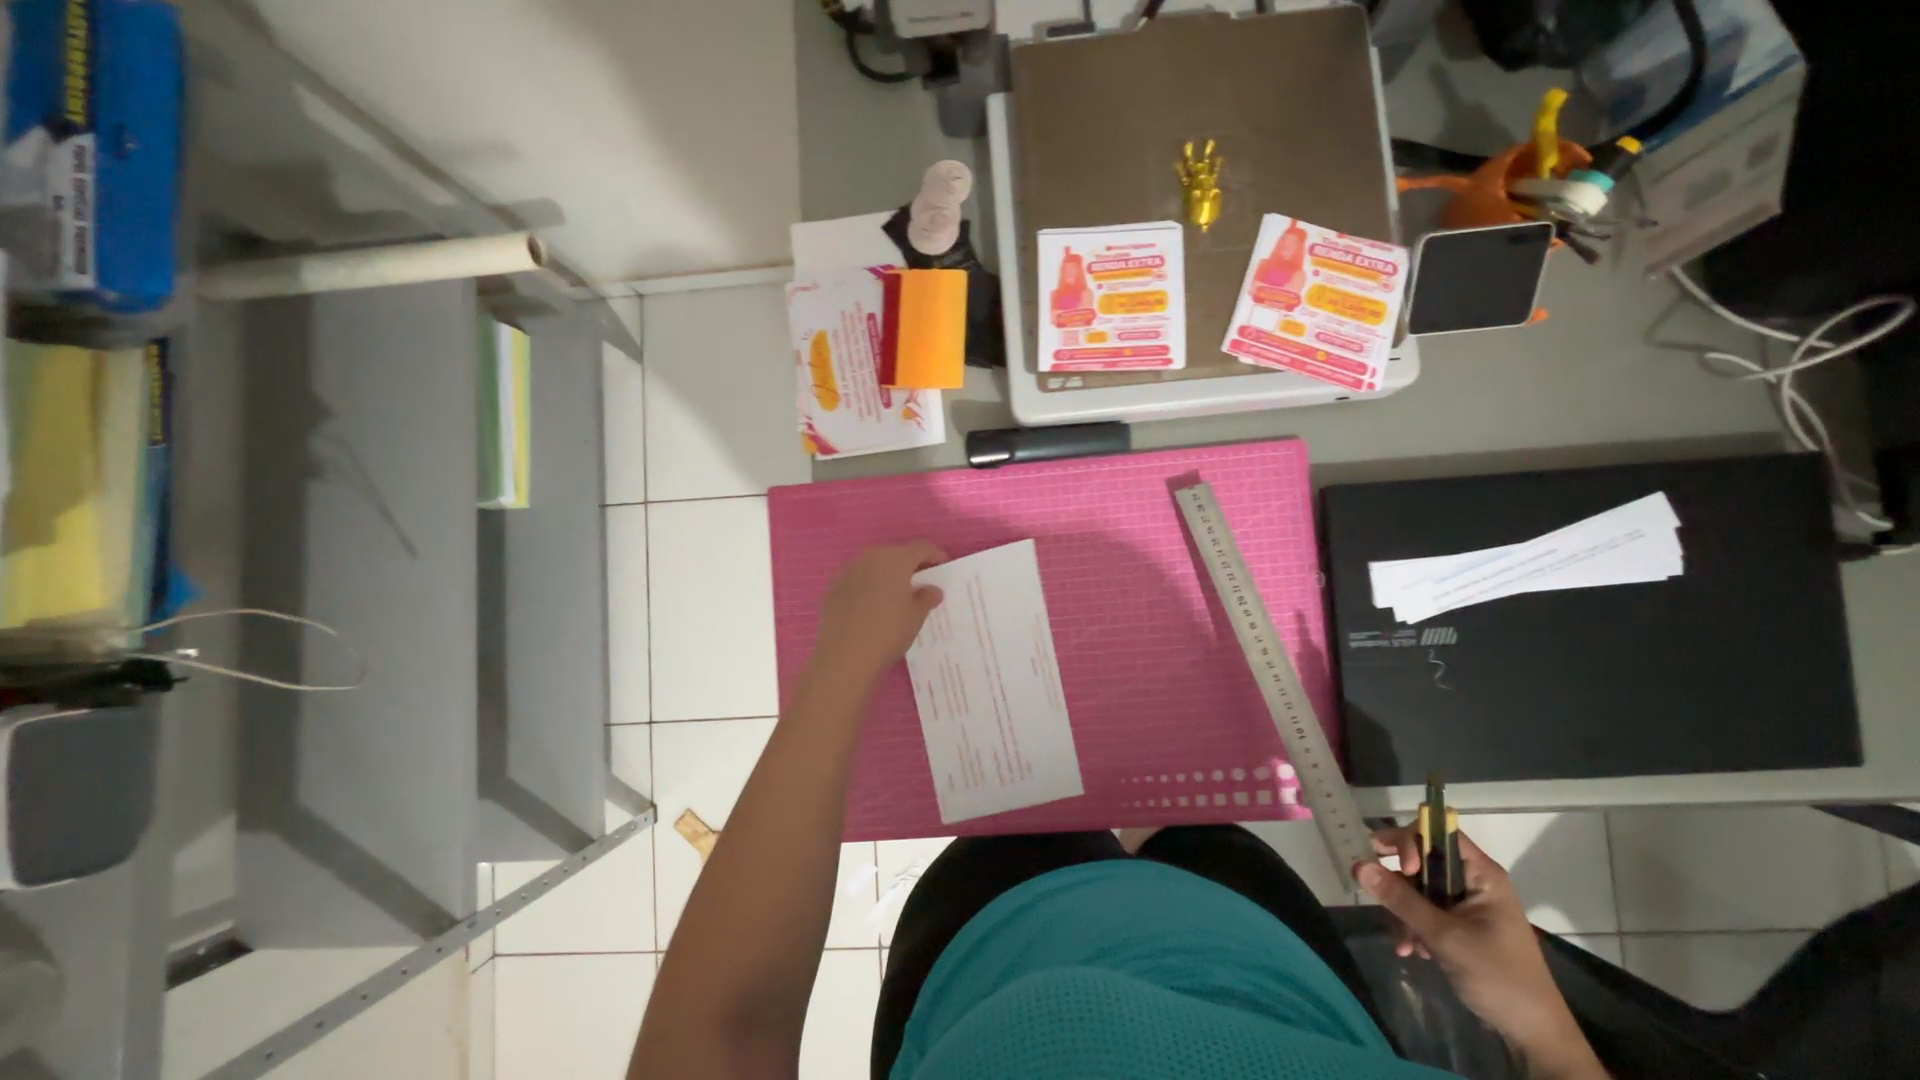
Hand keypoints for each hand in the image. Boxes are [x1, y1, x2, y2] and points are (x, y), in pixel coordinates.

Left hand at [811, 542, 946, 683]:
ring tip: (896, 595)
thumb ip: (926, 598)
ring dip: (887, 576)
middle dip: (909, 565)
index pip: (921, 548)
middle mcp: (870, 558)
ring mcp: (848, 572)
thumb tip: (932, 590)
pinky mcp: (833, 589)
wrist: (844, 657)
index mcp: (895, 560)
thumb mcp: (915, 617)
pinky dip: (868, 587)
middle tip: (920, 582)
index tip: (942, 567)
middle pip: (895, 554)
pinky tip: (872, 607)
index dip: (935, 555)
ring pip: (874, 566)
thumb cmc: (888, 633)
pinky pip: (857, 581)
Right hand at [1357, 827, 1607, 1079]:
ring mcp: (1466, 906)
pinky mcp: (1460, 927)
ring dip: (1403, 912)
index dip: (1412, 842)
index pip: (1438, 833)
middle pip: (1423, 861)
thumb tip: (1359, 865)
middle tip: (1374, 891)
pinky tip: (1410, 951)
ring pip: (1419, 890)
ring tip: (1403, 942)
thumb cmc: (1497, 975)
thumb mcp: (1444, 936)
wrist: (1532, 1031)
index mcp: (1481, 874)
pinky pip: (1425, 913)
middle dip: (1400, 883)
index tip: (1399, 868)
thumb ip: (1400, 900)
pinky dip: (1413, 928)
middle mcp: (1473, 882)